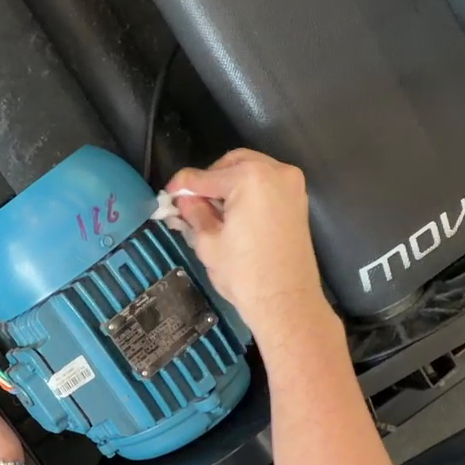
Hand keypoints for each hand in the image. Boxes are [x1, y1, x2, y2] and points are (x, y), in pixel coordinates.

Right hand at [167, 150, 331, 341]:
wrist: (285, 301)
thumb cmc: (244, 274)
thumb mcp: (208, 242)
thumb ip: (194, 213)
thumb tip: (183, 200)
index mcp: (250, 178)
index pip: (205, 176)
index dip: (181, 186)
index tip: (168, 194)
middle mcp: (275, 172)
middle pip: (231, 163)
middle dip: (209, 180)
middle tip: (191, 202)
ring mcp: (291, 184)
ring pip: (251, 170)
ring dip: (228, 183)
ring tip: (211, 210)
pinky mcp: (297, 200)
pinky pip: (266, 183)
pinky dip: (247, 191)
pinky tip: (232, 213)